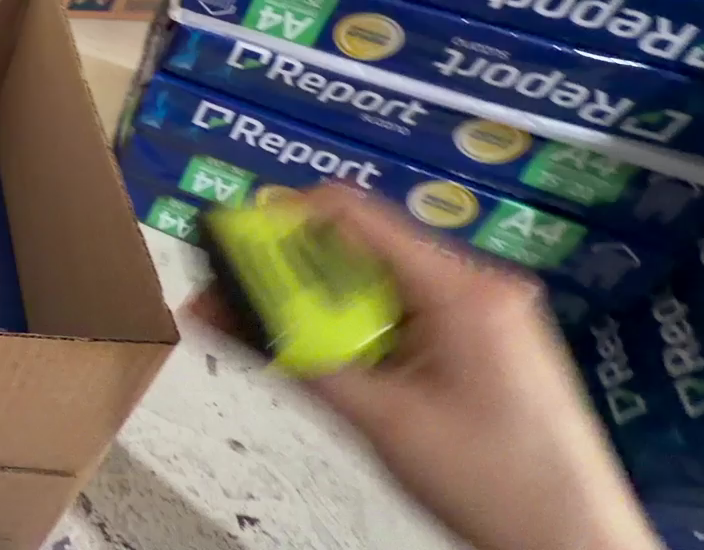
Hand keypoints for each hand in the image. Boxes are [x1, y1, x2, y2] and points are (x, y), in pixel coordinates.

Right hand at [191, 184, 661, 549]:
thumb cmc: (496, 488)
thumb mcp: (377, 418)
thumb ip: (288, 355)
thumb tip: (207, 311)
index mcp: (460, 290)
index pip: (348, 213)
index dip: (279, 219)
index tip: (228, 245)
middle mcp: (470, 285)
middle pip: (349, 248)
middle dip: (278, 271)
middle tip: (222, 299)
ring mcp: (473, 311)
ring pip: (362, 280)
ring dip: (303, 301)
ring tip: (247, 328)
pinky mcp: (469, 338)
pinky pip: (385, 308)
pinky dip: (337, 323)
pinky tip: (304, 350)